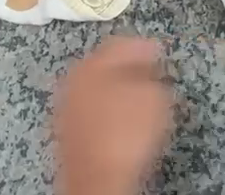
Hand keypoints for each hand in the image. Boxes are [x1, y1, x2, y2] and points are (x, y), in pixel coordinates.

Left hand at [54, 36, 173, 194]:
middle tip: (148, 74)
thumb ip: (154, 76)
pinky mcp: (66, 131)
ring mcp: (67, 105)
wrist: (98, 180)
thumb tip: (152, 72)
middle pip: (105, 63)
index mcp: (94, 62)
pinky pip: (91, 110)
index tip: (158, 53)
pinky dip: (105, 111)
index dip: (144, 47)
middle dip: (127, 67)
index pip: (122, 43)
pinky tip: (120, 122)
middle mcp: (75, 78)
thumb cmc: (127, 133)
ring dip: (116, 90)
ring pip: (97, 88)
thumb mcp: (155, 97)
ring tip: (136, 100)